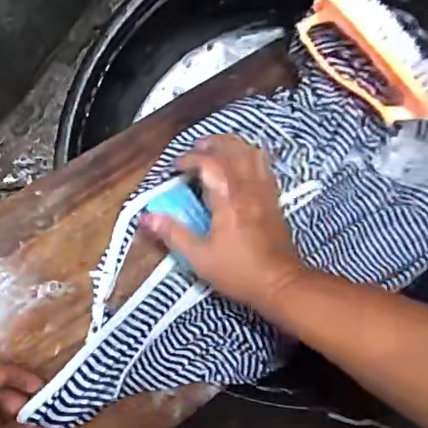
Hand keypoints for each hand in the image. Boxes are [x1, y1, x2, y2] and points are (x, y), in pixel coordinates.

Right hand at [140, 134, 307, 308]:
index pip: (209, 163)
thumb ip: (173, 234)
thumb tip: (146, 217)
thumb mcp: (198, 257)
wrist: (281, 284)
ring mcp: (265, 192)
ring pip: (251, 153)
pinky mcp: (273, 200)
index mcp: (229, 200)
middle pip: (234, 149)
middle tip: (193, 150)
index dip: (189, 159)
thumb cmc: (237, 272)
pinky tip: (237, 166)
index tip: (173, 169)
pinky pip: (262, 166)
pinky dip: (247, 157)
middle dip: (212, 144)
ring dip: (232, 146)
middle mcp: (249, 188)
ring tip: (215, 151)